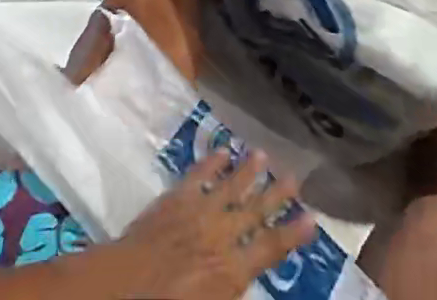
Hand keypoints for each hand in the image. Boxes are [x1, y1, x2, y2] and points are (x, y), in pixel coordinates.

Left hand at [114, 149, 317, 299]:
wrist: (124, 288)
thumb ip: (231, 289)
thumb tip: (247, 281)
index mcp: (231, 269)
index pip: (270, 248)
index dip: (293, 234)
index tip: (312, 218)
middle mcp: (221, 235)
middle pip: (255, 211)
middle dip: (276, 194)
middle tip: (295, 176)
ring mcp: (198, 212)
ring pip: (230, 187)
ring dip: (247, 171)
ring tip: (263, 154)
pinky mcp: (175, 199)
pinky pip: (198, 176)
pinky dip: (211, 163)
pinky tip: (222, 151)